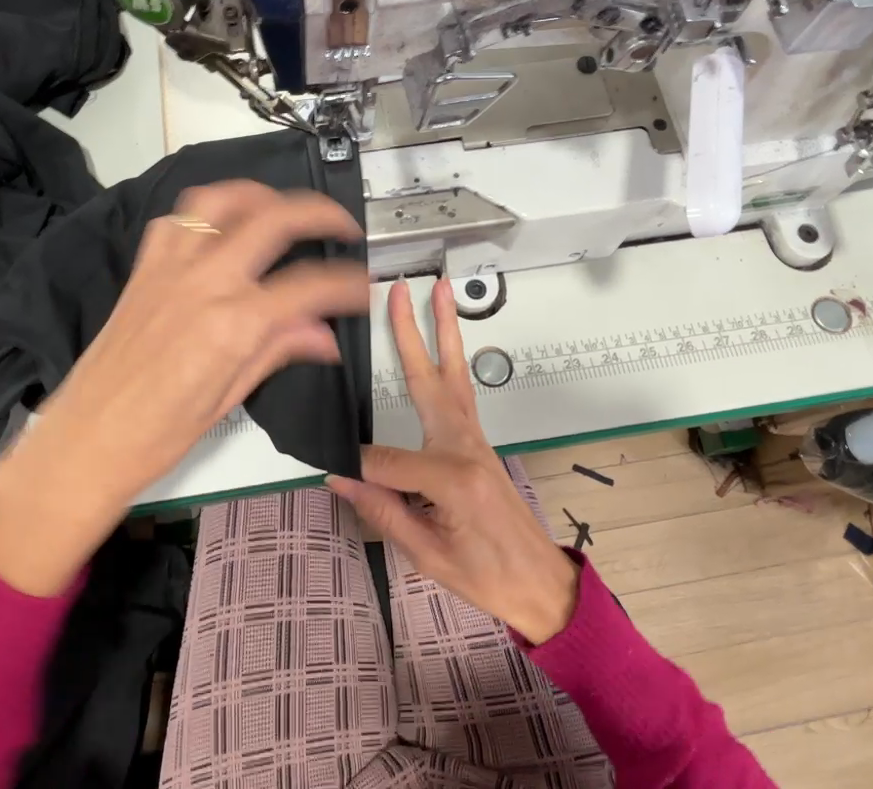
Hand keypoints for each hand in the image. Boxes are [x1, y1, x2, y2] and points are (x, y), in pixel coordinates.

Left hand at [0, 180, 368, 595]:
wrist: (85, 442)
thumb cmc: (158, 435)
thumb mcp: (230, 397)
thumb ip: (278, 351)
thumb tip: (325, 336)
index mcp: (234, 325)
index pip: (309, 287)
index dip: (347, 283)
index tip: (363, 286)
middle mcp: (204, 283)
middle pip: (273, 220)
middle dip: (319, 213)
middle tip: (342, 226)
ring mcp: (169, 270)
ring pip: (219, 201)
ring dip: (260, 195)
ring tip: (282, 207)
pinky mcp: (143, 271)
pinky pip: (176, 220)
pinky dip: (206, 212)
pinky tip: (222, 228)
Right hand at [328, 279, 580, 642]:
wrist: (538, 582)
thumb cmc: (486, 576)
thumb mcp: (427, 554)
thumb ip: (383, 510)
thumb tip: (339, 476)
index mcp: (452, 478)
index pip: (386, 461)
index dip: (358, 469)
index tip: (333, 472)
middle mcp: (466, 447)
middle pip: (432, 381)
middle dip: (414, 333)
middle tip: (401, 290)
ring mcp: (476, 440)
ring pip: (453, 376)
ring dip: (443, 331)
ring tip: (438, 293)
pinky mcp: (479, 443)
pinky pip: (461, 394)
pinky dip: (450, 363)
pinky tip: (443, 348)